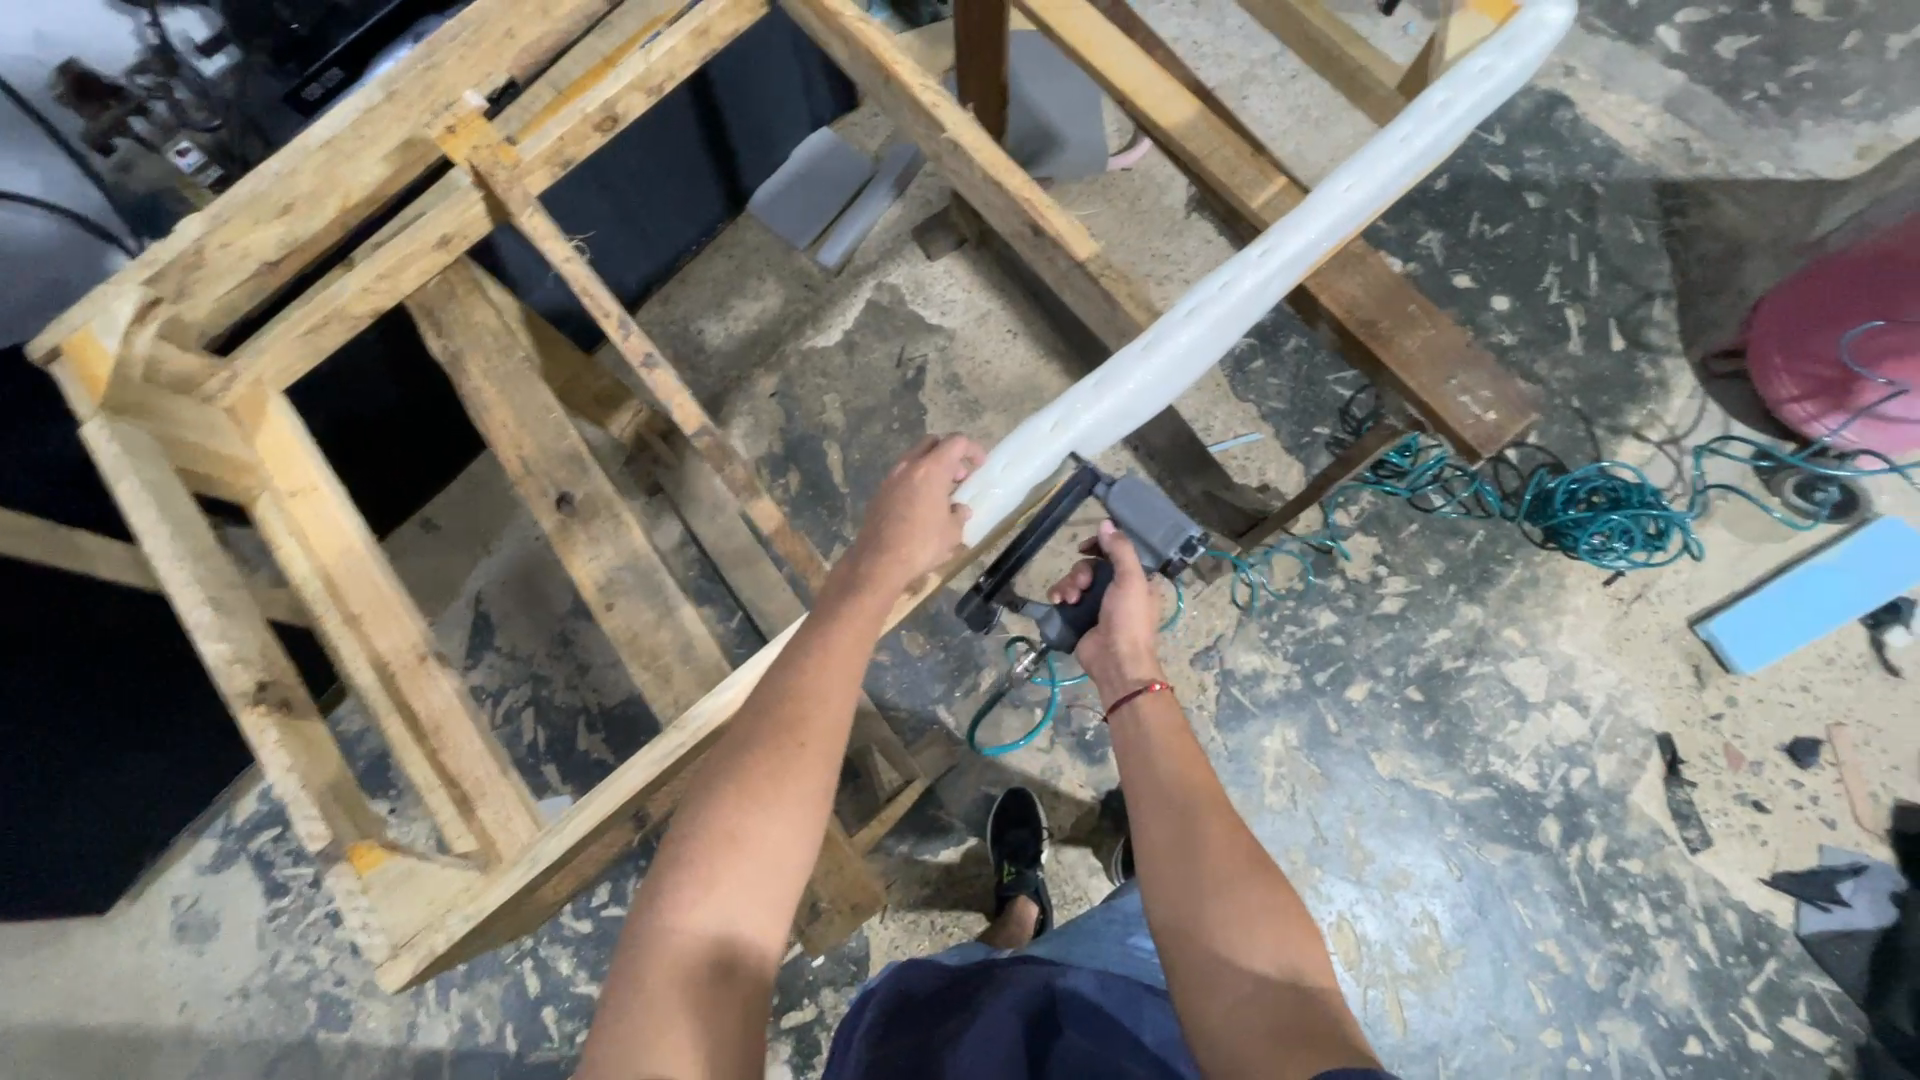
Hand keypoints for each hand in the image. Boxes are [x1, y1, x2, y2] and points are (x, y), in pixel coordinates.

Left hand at [838, 433, 984, 595]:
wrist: (878, 562)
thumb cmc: (922, 544)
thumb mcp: (952, 533)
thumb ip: (959, 515)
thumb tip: (960, 510)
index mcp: (931, 469)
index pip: (956, 442)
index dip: (972, 449)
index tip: (980, 464)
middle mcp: (908, 466)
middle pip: (932, 443)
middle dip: (949, 454)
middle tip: (959, 478)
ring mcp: (890, 478)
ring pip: (914, 459)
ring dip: (931, 468)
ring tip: (942, 494)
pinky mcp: (879, 493)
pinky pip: (902, 477)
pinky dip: (915, 481)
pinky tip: (921, 506)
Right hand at [1047, 520, 1166, 703]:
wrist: (1116, 662)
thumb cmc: (1129, 620)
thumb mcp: (1131, 580)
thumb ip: (1120, 550)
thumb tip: (1105, 522)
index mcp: (1135, 580)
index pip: (1115, 553)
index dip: (1099, 546)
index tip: (1084, 547)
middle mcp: (1116, 590)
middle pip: (1091, 566)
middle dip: (1081, 572)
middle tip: (1082, 585)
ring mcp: (1096, 605)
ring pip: (1075, 580)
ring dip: (1068, 584)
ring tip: (1069, 599)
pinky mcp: (1079, 618)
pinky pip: (1065, 598)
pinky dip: (1059, 596)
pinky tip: (1057, 602)